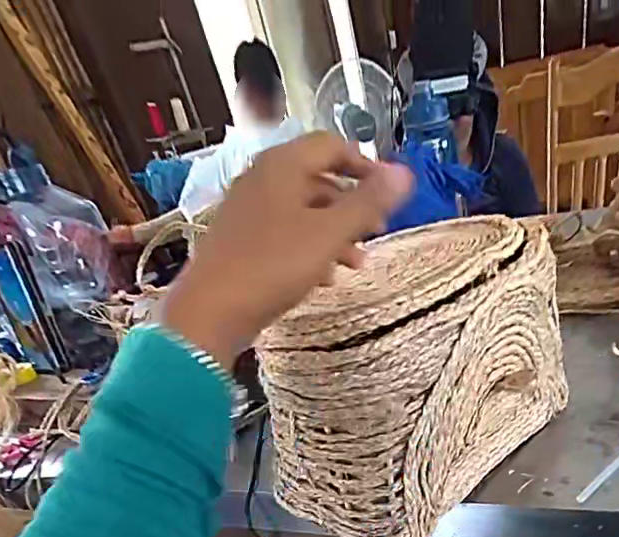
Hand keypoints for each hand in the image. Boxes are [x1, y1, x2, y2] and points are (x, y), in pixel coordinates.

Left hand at [160, 134, 412, 360]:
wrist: (214, 308)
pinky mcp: (242, 240)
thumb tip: (403, 174)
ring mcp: (249, 209)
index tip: (388, 195)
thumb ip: (367, 204)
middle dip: (351, 206)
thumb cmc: (274, 266)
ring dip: (334, 233)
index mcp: (283, 165)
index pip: (332, 146)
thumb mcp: (328, 235)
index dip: (365, 166)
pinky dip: (310, 248)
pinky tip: (323, 277)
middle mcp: (263, 178)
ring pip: (303, 211)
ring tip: (354, 265)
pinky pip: (285, 233)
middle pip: (318, 180)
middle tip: (375, 234)